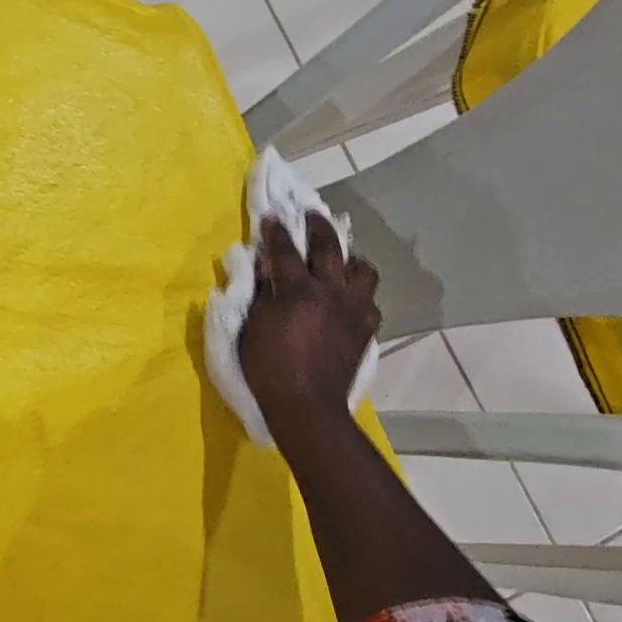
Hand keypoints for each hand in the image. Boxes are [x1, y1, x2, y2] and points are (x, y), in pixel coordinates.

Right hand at [238, 214, 380, 427]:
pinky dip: (358, 291)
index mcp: (298, 292)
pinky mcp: (366, 328)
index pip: (285, 251)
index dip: (276, 232)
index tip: (271, 217)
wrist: (306, 406)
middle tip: (310, 215)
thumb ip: (260, 294)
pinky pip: (369, 299)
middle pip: (329, 248)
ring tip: (340, 259)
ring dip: (349, 259)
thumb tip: (264, 269)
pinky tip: (348, 297)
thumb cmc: (268, 369)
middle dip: (317, 227)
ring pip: (362, 270)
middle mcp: (332, 292)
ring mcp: (355, 309)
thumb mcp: (252, 328)